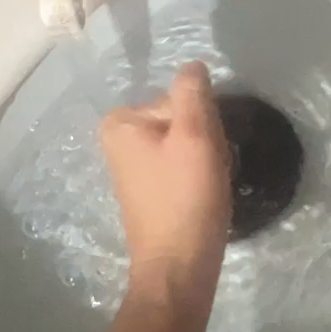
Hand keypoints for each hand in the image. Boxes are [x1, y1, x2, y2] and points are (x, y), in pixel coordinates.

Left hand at [99, 63, 231, 302]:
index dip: (204, 120)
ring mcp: (134, 166)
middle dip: (205, 138)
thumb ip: (192, 91)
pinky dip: (200, 173)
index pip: (181, 98)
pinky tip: (205, 194)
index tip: (207, 148)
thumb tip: (193, 65)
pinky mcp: (150, 189)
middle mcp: (120, 140)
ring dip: (206, 156)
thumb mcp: (195, 134)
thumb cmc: (186, 197)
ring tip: (209, 183)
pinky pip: (183, 164)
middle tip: (210, 167)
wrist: (179, 267)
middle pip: (182, 118)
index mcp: (122, 122)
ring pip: (187, 141)